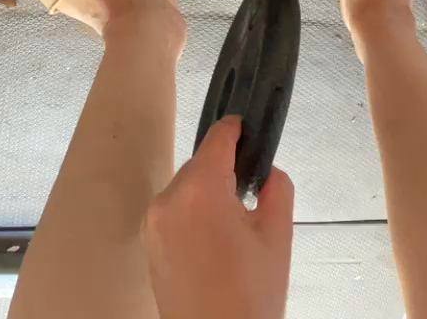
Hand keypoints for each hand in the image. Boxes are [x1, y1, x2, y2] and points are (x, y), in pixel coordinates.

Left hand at [144, 116, 294, 318]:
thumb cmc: (249, 299)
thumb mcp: (277, 237)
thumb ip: (276, 188)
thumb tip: (267, 171)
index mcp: (201, 190)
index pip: (218, 137)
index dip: (238, 129)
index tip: (250, 128)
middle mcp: (169, 199)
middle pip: (202, 162)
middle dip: (226, 169)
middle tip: (251, 192)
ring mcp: (153, 221)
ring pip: (188, 185)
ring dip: (209, 191)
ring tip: (234, 223)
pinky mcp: (149, 241)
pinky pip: (175, 208)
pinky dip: (194, 211)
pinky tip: (215, 238)